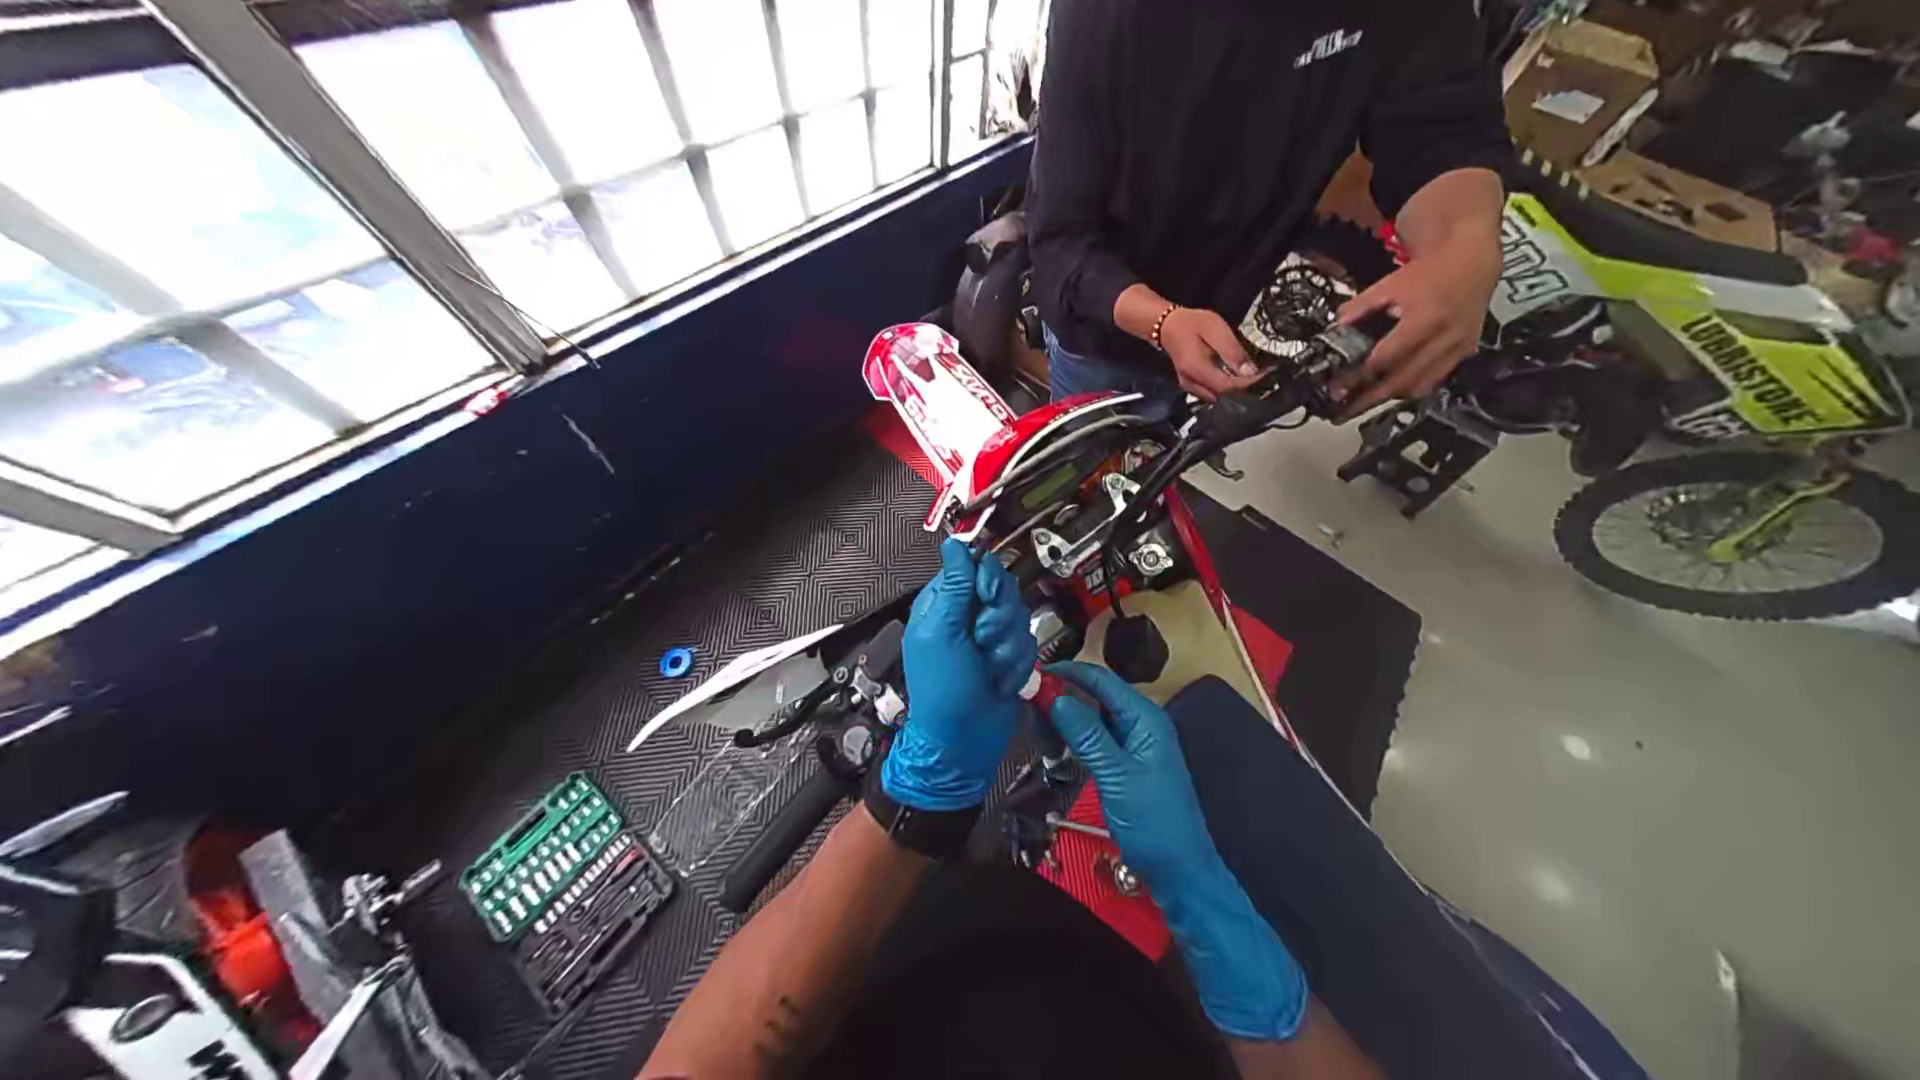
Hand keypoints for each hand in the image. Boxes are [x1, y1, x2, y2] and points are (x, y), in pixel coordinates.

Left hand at [883, 538, 1036, 810]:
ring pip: (1018, 618)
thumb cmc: (942, 692)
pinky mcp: (1009, 657)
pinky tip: (999, 681)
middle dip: (999, 621)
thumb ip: (953, 586)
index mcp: (943, 604)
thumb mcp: (941, 632)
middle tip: (981, 642)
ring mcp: (989, 638)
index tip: (986, 600)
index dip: (987, 581)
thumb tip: (955, 544)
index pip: (975, 567)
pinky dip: (1016, 666)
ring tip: (988, 668)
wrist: (963, 742)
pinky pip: (1028, 645)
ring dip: (1006, 648)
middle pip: (1003, 591)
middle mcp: (967, 616)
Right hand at [1045, 662, 1307, 1040]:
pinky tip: (1053, 743)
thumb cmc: (1154, 823)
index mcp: (1145, 718)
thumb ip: (1087, 735)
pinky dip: (1072, 736)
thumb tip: (1055, 697)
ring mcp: (1132, 742)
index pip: (1101, 680)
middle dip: (1062, 694)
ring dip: (1065, 716)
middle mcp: (1139, 722)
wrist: (1179, 870)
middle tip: (1026, 701)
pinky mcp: (1124, 761)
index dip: (1066, 672)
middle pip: (1095, 694)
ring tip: (1034, 721)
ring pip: (1092, 715)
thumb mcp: (1116, 777)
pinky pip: (1094, 737)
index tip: (1033, 673)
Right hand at [1160, 307, 1260, 401]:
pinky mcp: (1191, 386)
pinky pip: (1212, 393)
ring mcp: (1190, 387)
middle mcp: (1192, 384)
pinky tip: (1235, 377)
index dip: (1249, 383)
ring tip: (1251, 376)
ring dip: (1236, 389)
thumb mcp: (1216, 330)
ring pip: (1218, 397)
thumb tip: (1249, 371)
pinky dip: (1226, 388)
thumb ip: (1232, 351)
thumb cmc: (1192, 324)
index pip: (1228, 386)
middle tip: (1262, 375)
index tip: (1267, 373)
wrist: (1168, 326)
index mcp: (1197, 370)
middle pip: (1224, 396)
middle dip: (1245, 387)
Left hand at [1332, 236, 1498, 418]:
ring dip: (1388, 398)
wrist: (1472, 261)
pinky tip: (1390, 391)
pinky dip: (1410, 388)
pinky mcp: (1464, 353)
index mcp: (1425, 318)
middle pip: (1401, 380)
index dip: (1358, 376)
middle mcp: (1445, 337)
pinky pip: (1434, 380)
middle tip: (1343, 411)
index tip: (1338, 387)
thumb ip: (1359, 307)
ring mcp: (1457, 347)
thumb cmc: (1431, 273)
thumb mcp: (1389, 285)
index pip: (1385, 358)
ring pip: (1419, 386)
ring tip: (1361, 405)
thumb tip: (1335, 327)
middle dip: (1368, 400)